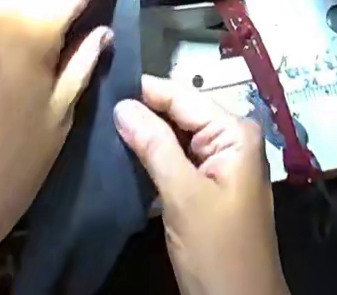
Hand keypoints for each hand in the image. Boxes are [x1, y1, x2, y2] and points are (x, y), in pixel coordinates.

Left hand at [0, 0, 115, 294]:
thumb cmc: (5, 168)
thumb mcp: (57, 117)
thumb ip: (82, 63)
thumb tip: (100, 31)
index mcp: (26, 28)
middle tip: (83, 10)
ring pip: (7, 0)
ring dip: (31, 8)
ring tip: (44, 34)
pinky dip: (0, 24)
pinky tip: (4, 51)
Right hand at [114, 75, 289, 294]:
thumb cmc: (218, 252)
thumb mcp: (183, 197)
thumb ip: (154, 146)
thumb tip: (122, 105)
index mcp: (235, 131)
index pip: (184, 97)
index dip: (145, 90)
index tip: (106, 83)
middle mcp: (232, 137)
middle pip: (181, 113)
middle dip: (144, 111)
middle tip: (100, 105)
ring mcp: (223, 161)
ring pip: (178, 135)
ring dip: (147, 134)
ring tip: (105, 123)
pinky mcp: (210, 184)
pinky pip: (179, 157)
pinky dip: (156, 156)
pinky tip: (127, 152)